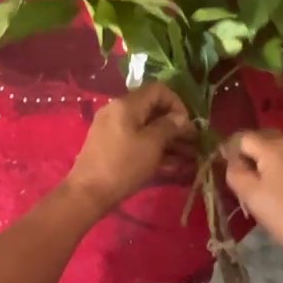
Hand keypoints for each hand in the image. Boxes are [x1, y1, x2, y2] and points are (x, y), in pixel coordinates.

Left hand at [64, 84, 194, 213]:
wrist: (88, 192)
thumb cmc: (123, 165)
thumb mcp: (151, 145)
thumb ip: (168, 126)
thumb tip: (181, 117)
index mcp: (126, 104)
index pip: (158, 90)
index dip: (177, 104)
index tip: (188, 125)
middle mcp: (118, 110)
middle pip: (152, 109)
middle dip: (175, 125)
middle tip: (194, 143)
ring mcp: (113, 127)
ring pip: (146, 127)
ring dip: (168, 139)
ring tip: (188, 157)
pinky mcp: (111, 144)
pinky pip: (137, 139)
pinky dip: (154, 148)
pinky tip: (172, 164)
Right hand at [222, 131, 282, 280]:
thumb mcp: (251, 197)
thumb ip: (235, 171)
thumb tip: (232, 158)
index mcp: (273, 146)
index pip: (243, 138)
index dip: (233, 152)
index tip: (232, 173)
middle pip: (264, 138)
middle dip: (253, 154)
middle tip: (250, 181)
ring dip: (272, 160)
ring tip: (272, 187)